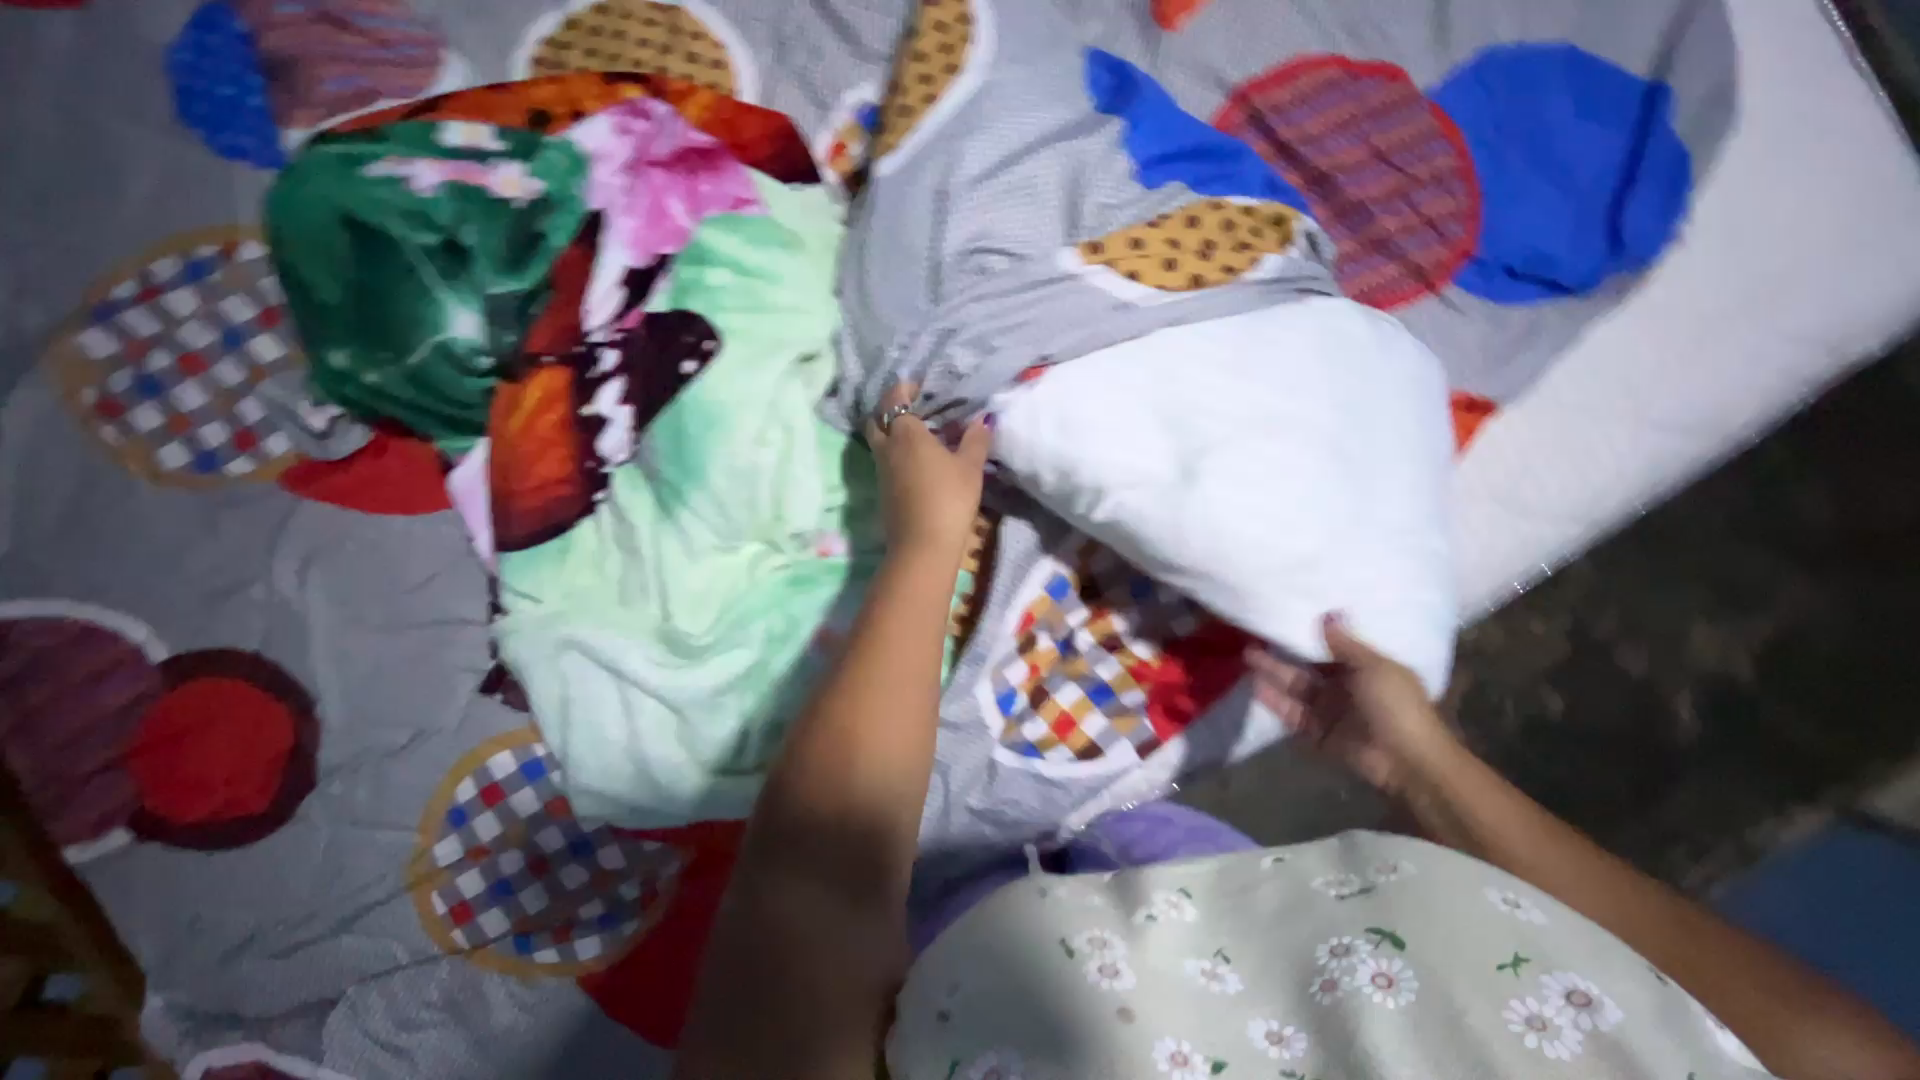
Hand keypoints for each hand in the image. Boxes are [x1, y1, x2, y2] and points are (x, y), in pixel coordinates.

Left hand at [865, 382, 990, 559]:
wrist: (922, 545)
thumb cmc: (949, 499)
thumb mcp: (970, 468)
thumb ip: (975, 440)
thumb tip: (983, 420)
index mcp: (906, 433)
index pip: (895, 400)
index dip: (905, 390)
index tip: (920, 389)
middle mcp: (886, 448)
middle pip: (877, 418)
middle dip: (890, 408)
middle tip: (913, 409)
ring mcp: (880, 471)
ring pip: (878, 441)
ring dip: (892, 432)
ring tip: (918, 435)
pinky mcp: (882, 491)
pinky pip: (883, 460)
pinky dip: (894, 453)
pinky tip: (916, 461)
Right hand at [1245, 613, 1457, 797]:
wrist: (1406, 760)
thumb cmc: (1396, 705)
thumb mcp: (1374, 667)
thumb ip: (1346, 644)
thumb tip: (1328, 614)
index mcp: (1365, 668)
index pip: (1331, 648)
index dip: (1309, 635)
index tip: (1284, 617)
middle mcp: (1345, 687)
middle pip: (1308, 668)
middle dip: (1284, 654)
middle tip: (1255, 636)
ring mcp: (1331, 711)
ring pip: (1297, 689)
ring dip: (1274, 675)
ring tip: (1248, 657)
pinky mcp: (1319, 733)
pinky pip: (1294, 715)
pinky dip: (1276, 703)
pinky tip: (1257, 687)